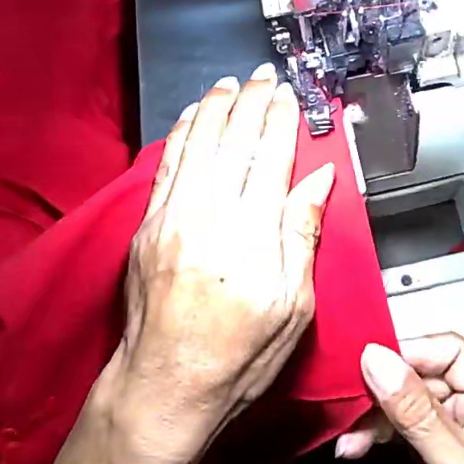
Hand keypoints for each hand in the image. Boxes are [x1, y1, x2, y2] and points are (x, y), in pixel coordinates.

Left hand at [96, 64, 334, 458]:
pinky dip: (182, 135)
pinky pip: (167, 167)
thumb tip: (316, 181)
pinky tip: (193, 117)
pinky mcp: (147, 228)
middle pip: (233, 144)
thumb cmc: (237, 355)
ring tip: (230, 83)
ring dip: (216, 109)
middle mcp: (208, 219)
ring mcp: (171, 220)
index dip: (281, 122)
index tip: (289, 96)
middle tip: (264, 77)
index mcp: (250, 238)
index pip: (270, 159)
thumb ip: (301, 235)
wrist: (165, 386)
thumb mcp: (294, 305)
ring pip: (197, 146)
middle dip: (252, 103)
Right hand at [345, 335, 463, 463]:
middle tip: (349, 402)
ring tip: (348, 440)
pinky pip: (396, 432)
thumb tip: (376, 356)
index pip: (455, 354)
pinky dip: (372, 437)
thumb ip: (419, 415)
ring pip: (406, 403)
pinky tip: (352, 450)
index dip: (413, 351)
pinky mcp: (427, 463)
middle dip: (387, 386)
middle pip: (426, 376)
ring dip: (374, 415)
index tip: (369, 360)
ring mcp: (450, 439)